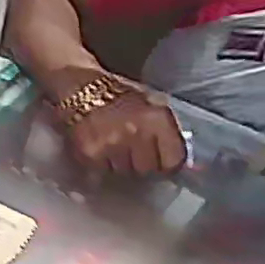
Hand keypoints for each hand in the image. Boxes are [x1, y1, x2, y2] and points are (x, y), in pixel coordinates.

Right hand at [47, 66, 187, 175]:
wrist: (82, 90)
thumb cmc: (120, 98)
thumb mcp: (151, 107)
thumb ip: (166, 134)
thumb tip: (181, 163)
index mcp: (156, 119)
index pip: (172, 160)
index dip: (167, 165)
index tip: (162, 164)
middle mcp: (136, 134)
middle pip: (146, 170)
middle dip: (142, 165)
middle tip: (133, 154)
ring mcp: (112, 146)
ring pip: (124, 173)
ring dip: (121, 165)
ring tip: (114, 149)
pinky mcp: (91, 155)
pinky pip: (103, 172)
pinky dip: (102, 165)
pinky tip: (100, 151)